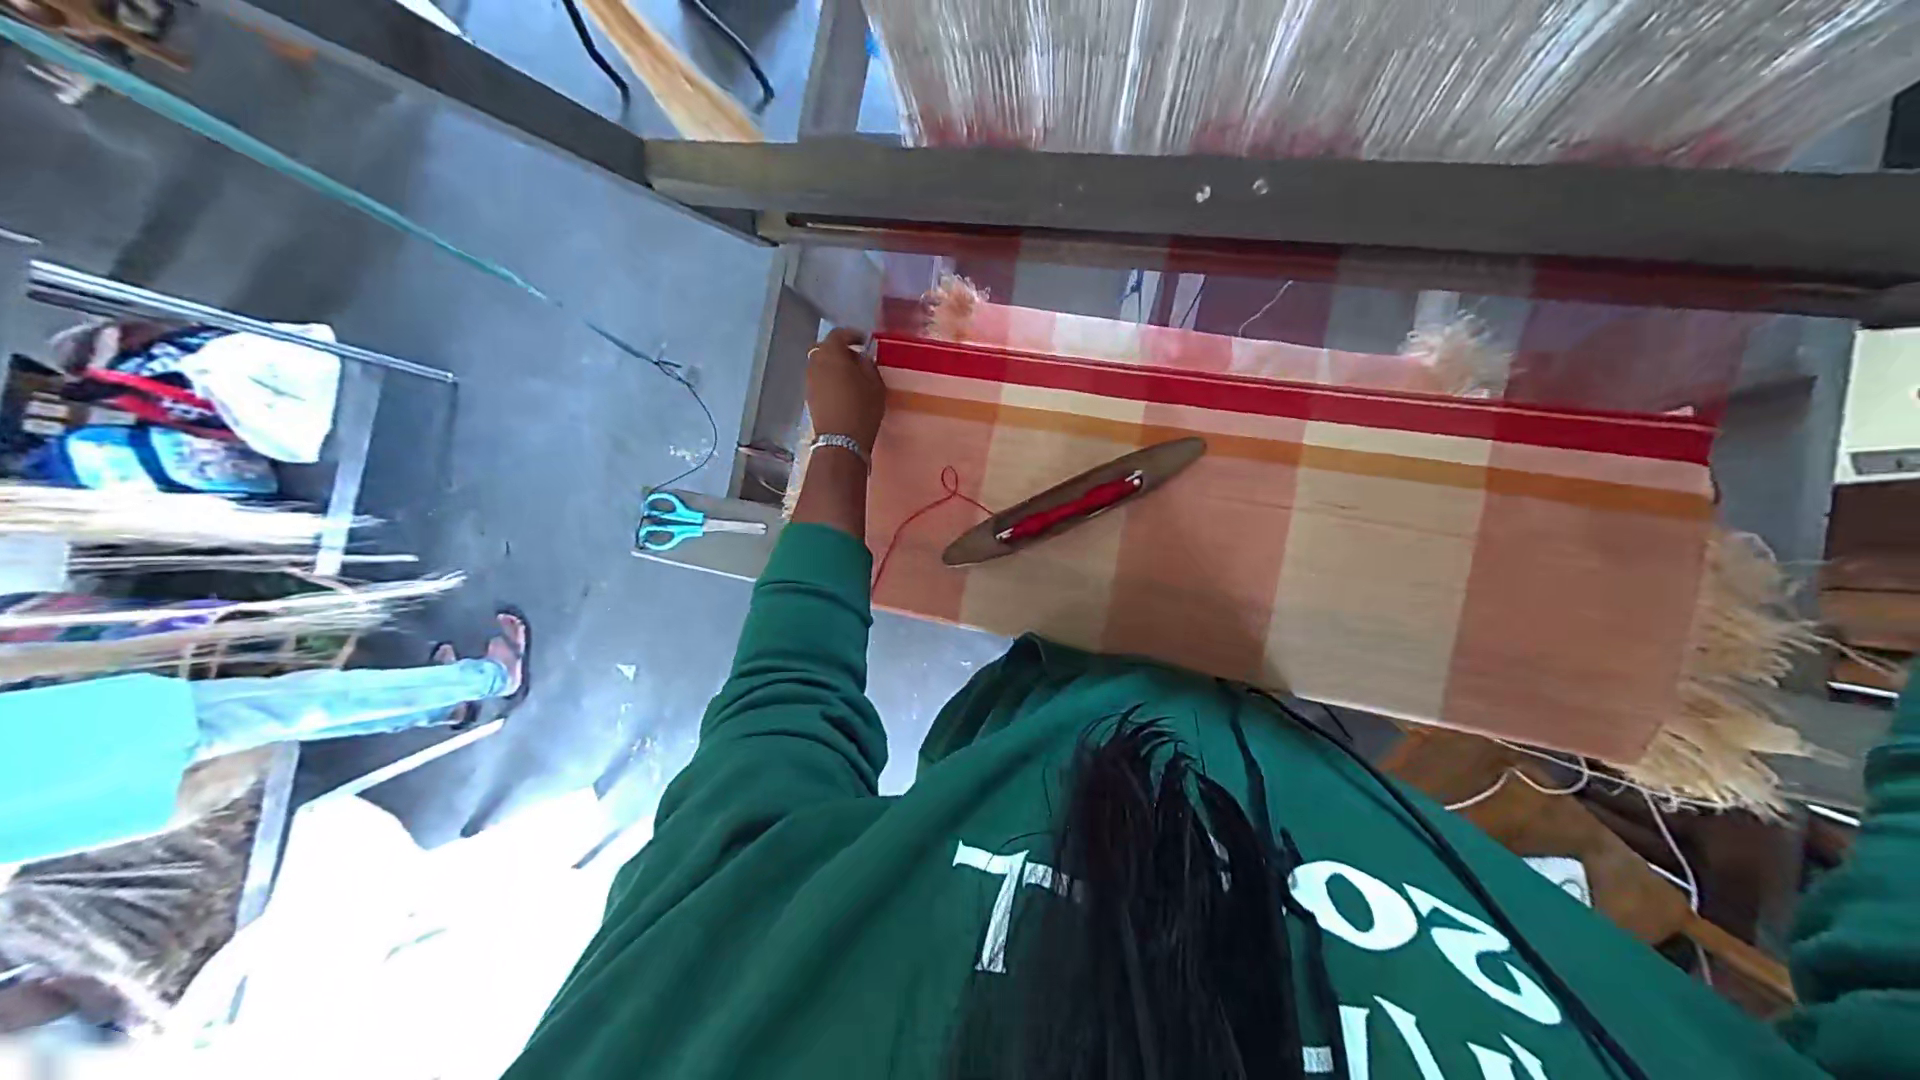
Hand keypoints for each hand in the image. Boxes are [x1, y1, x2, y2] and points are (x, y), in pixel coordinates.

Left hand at [807, 328, 885, 454]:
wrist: (841, 441)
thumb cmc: (862, 408)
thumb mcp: (875, 383)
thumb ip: (868, 364)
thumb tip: (860, 358)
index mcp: (832, 353)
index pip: (839, 334)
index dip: (852, 335)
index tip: (864, 341)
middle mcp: (815, 362)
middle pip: (825, 348)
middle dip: (840, 349)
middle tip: (856, 358)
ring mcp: (809, 380)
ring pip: (820, 363)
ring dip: (833, 365)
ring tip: (850, 375)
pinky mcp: (809, 396)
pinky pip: (819, 378)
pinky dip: (829, 378)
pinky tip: (842, 389)